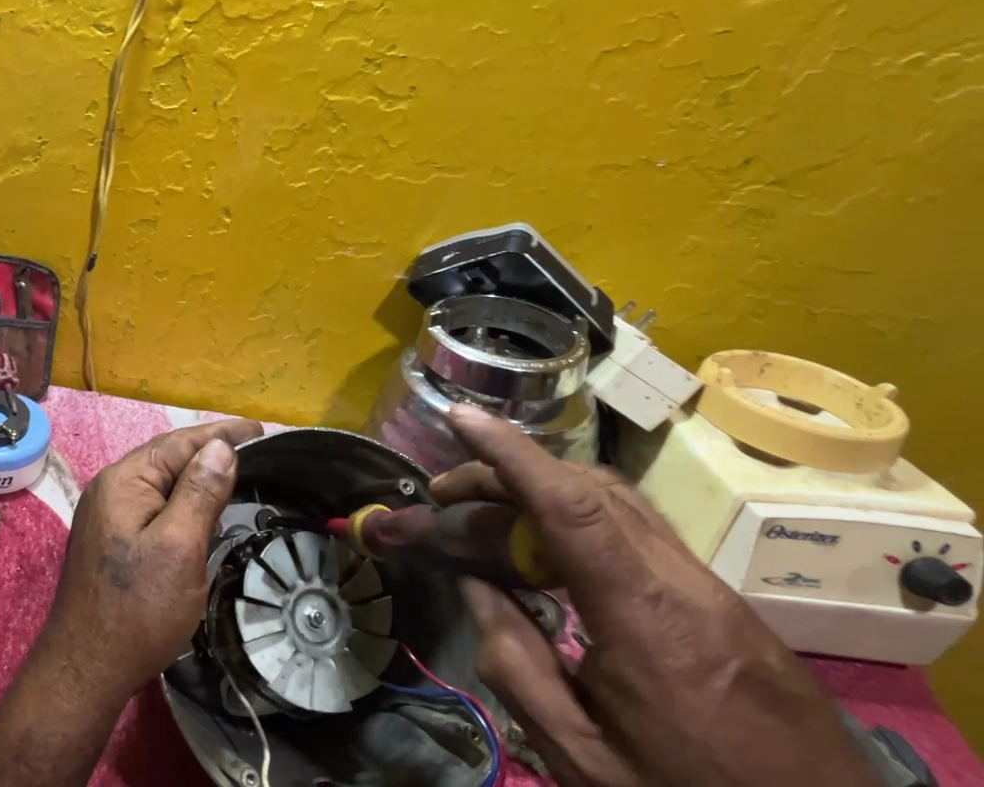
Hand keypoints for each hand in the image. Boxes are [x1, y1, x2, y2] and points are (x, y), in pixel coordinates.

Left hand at [39, 417, 263, 701]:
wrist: (88, 666)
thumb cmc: (138, 609)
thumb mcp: (179, 547)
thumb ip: (199, 493)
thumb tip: (220, 446)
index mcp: (124, 481)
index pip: (178, 443)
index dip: (220, 434)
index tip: (260, 429)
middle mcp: (111, 488)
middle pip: (167, 458)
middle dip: (210, 450)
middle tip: (256, 447)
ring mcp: (108, 515)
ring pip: (161, 482)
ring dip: (197, 474)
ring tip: (237, 470)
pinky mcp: (114, 539)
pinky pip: (154, 504)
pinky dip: (182, 499)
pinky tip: (203, 506)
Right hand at [434, 405, 881, 786]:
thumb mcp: (581, 756)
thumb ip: (515, 665)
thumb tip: (476, 587)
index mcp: (646, 619)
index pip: (571, 506)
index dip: (509, 453)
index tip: (460, 417)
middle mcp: (684, 586)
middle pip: (588, 493)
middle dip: (506, 473)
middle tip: (443, 496)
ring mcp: (713, 592)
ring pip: (618, 506)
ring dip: (542, 492)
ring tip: (485, 517)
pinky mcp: (726, 606)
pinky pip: (641, 535)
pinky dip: (578, 520)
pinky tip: (547, 554)